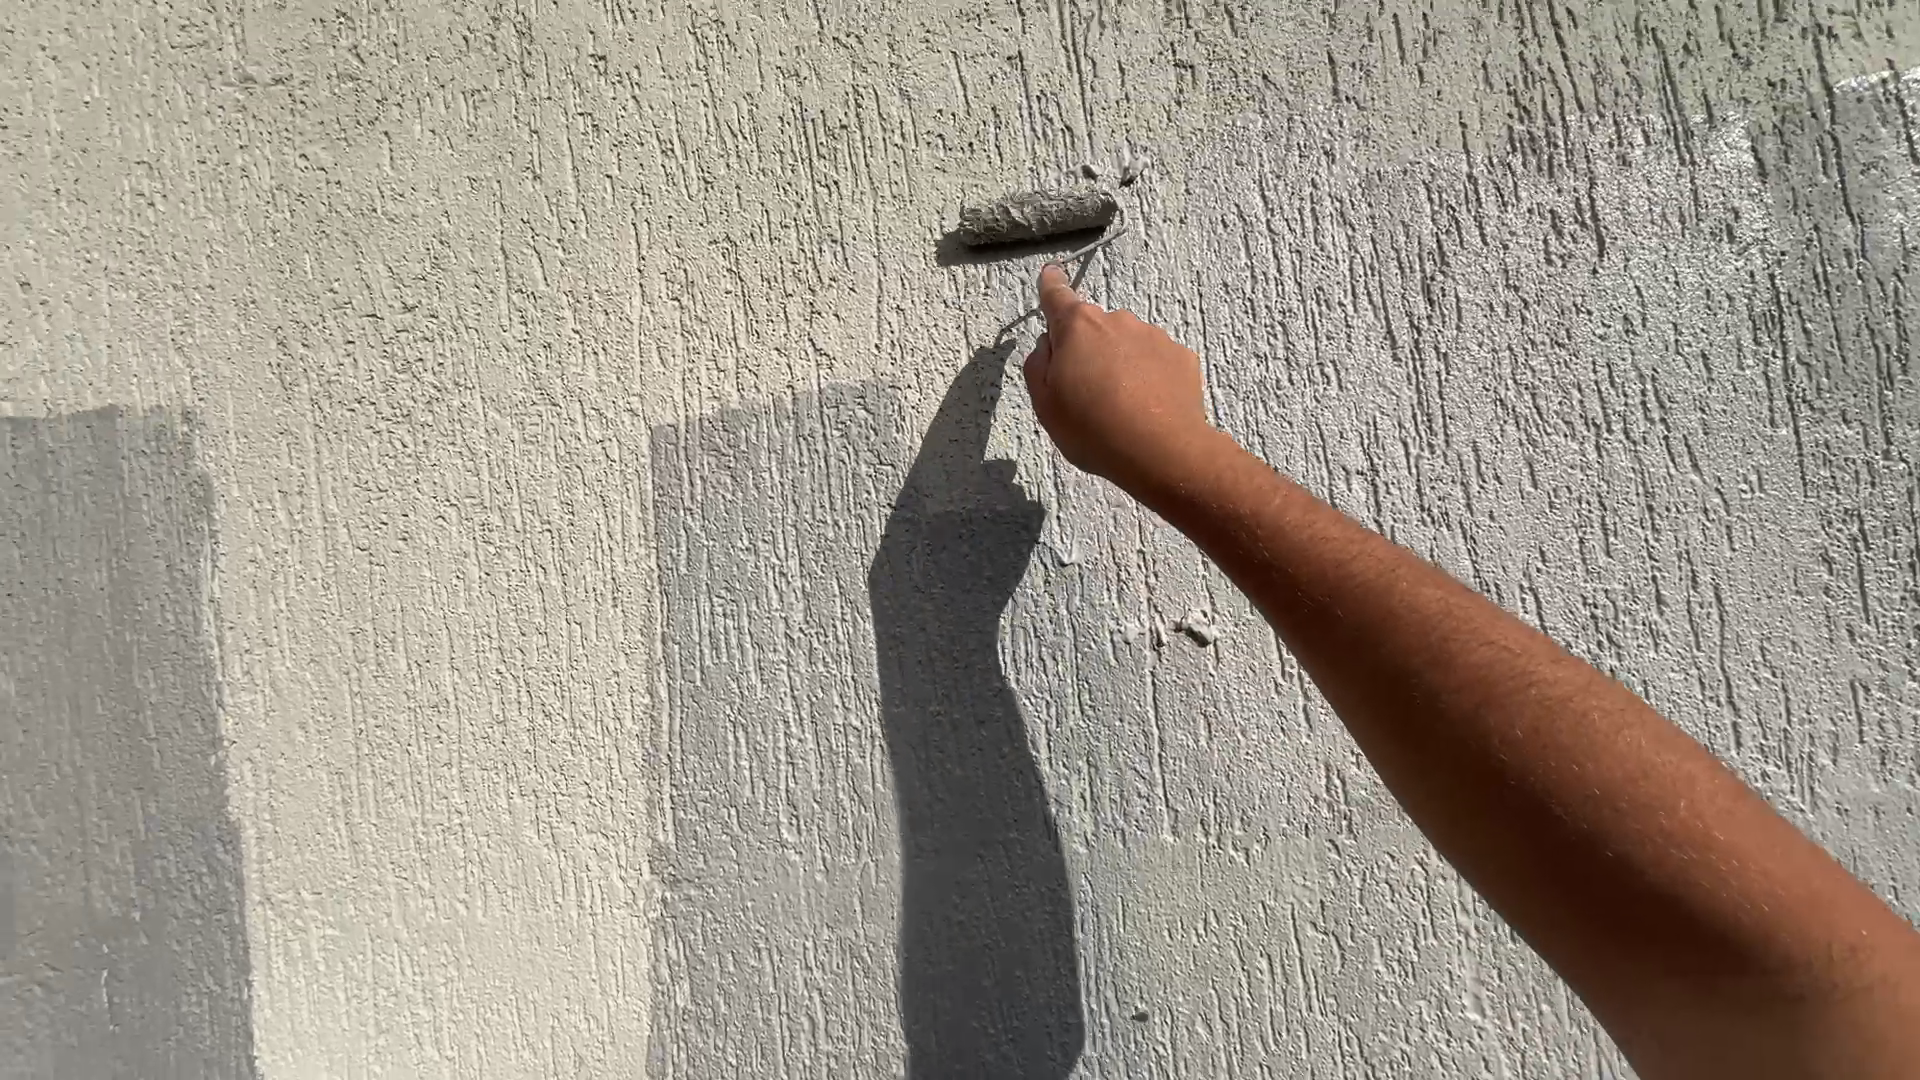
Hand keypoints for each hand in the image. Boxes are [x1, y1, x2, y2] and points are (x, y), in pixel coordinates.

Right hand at [1021, 264, 1221, 496]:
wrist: (1160, 452)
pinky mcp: (1180, 356)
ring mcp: (1152, 336)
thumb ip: (1038, 366)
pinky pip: (1154, 361)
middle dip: (1086, 351)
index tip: (1051, 274)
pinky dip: (1147, 377)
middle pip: (1093, 328)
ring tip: (1119, 408)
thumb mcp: (1045, 405)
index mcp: (1077, 329)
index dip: (1051, 286)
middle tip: (1085, 394)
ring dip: (1118, 366)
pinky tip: (1145, 408)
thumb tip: (1047, 344)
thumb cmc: (1093, 430)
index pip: (1057, 296)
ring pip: (1125, 345)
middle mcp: (1117, 321)